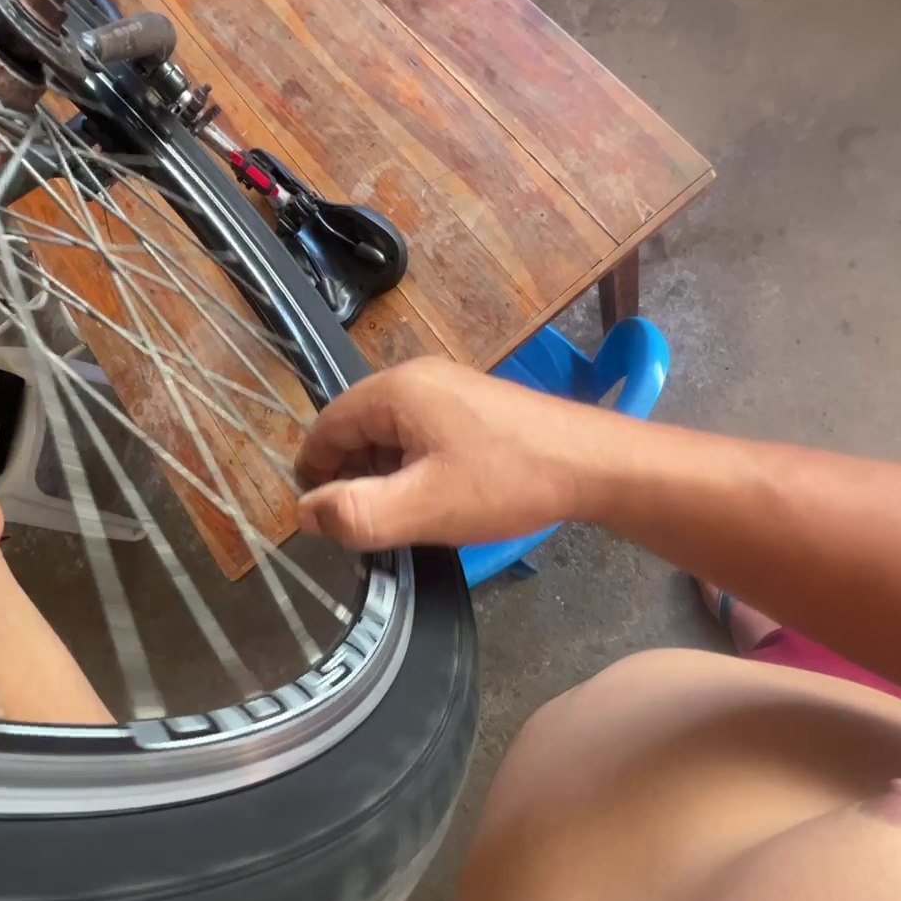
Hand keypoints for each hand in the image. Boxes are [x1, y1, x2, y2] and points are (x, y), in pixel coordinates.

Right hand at [295, 357, 605, 550]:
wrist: (595, 464)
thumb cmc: (506, 482)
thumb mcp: (424, 507)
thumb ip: (357, 513)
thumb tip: (305, 512)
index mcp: (395, 391)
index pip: (326, 427)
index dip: (315, 474)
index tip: (320, 518)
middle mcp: (416, 378)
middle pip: (356, 427)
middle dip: (351, 475)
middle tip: (365, 522)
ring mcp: (447, 388)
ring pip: (388, 432)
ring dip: (382, 473)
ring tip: (401, 514)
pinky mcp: (471, 405)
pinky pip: (419, 432)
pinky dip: (411, 464)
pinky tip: (433, 495)